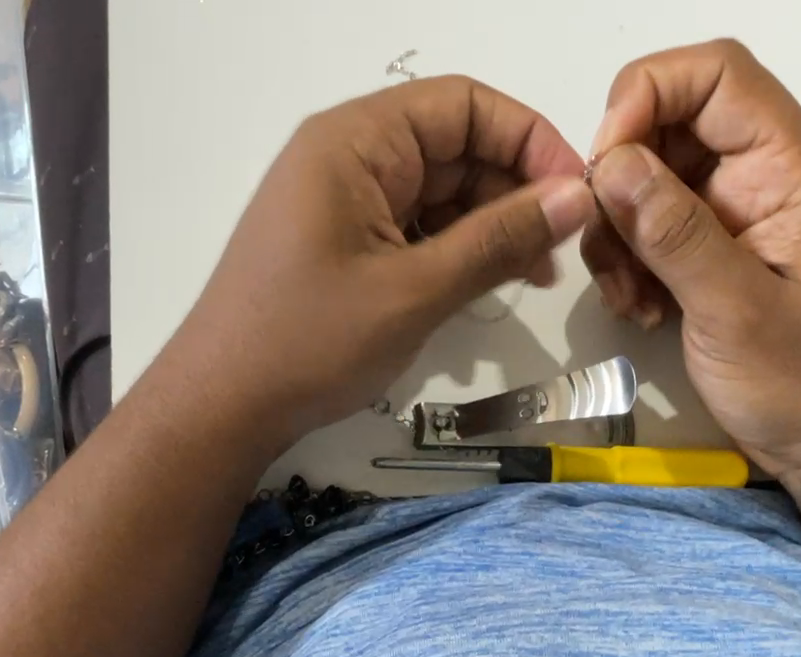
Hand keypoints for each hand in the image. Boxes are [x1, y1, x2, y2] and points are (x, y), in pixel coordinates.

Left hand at [148, 76, 596, 453]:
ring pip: (436, 195)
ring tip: (531, 277)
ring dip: (487, 229)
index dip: (528, 141)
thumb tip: (577, 197)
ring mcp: (341, 205)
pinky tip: (482, 287)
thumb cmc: (310, 343)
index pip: (464, 105)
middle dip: (512, 193)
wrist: (224, 406)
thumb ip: (499, 240)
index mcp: (356, 141)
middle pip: (453, 149)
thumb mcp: (414, 291)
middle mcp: (347, 158)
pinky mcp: (340, 247)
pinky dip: (451, 254)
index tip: (575, 197)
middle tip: (559, 252)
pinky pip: (411, 231)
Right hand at [582, 41, 800, 477]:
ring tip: (627, 299)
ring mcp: (730, 222)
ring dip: (617, 237)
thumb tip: (612, 163)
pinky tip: (639, 313)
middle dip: (619, 186)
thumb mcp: (737, 310)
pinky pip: (648, 236)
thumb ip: (676, 233)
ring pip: (646, 186)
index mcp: (787, 168)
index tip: (603, 169)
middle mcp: (757, 180)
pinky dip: (627, 267)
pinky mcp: (708, 261)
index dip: (647, 96)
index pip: (715, 75)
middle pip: (667, 129)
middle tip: (607, 253)